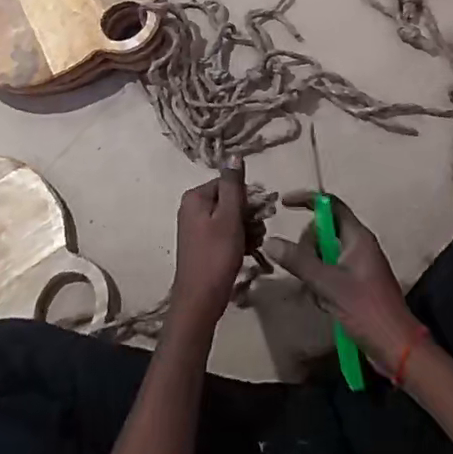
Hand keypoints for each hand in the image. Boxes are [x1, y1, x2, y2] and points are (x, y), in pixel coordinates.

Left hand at [169, 162, 248, 326]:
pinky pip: (226, 233)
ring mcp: (196, 227)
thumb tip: (234, 154)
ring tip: (254, 244)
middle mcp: (192, 208)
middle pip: (230, 200)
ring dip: (247, 229)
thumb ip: (233, 185)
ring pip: (231, 218)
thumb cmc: (216, 255)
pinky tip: (248, 251)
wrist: (200, 299)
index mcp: (195, 197)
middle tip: (258, 232)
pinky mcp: (203, 244)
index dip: (247, 198)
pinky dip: (239, 240)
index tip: (260, 214)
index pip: (229, 183)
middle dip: (248, 215)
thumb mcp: (229, 217)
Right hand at [265, 196, 423, 368]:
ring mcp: (357, 265)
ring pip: (323, 254)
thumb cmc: (366, 310)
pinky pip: (329, 273)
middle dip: (308, 248)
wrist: (395, 347)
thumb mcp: (328, 284)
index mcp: (358, 237)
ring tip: (318, 293)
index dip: (307, 200)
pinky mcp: (355, 284)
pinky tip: (324, 304)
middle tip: (306, 270)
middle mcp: (358, 245)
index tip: (283, 203)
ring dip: (313, 271)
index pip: (330, 204)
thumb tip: (270, 241)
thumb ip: (299, 262)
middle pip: (322, 231)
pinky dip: (321, 284)